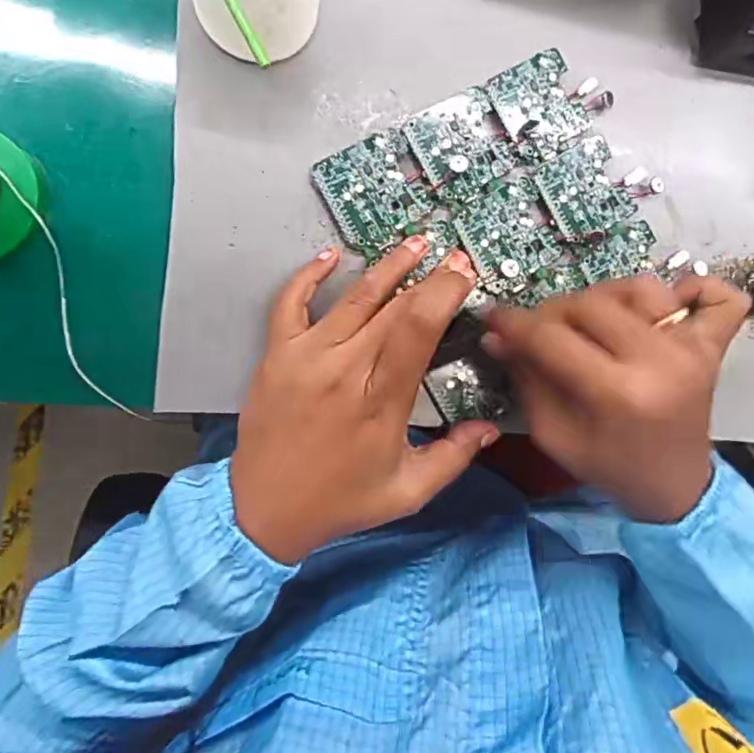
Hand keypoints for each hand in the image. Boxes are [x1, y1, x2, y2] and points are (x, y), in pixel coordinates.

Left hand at [231, 239, 499, 562]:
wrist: (264, 508)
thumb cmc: (338, 502)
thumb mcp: (407, 492)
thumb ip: (453, 458)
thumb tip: (489, 428)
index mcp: (381, 401)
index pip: (418, 330)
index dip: (443, 293)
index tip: (462, 273)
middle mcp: (344, 369)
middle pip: (393, 308)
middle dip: (428, 277)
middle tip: (450, 257)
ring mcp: (305, 357)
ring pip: (352, 298)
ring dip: (386, 267)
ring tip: (413, 244)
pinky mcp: (276, 354)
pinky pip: (290, 303)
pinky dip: (308, 276)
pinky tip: (330, 256)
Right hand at [484, 275, 749, 522]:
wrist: (674, 488)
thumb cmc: (608, 466)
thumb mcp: (552, 434)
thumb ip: (526, 379)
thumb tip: (497, 335)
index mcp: (617, 393)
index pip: (551, 336)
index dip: (512, 322)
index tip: (492, 318)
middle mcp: (660, 361)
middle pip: (589, 303)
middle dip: (551, 311)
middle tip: (539, 331)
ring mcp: (693, 350)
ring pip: (639, 288)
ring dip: (603, 297)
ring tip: (590, 323)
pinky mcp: (712, 347)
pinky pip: (721, 298)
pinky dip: (693, 289)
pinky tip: (664, 305)